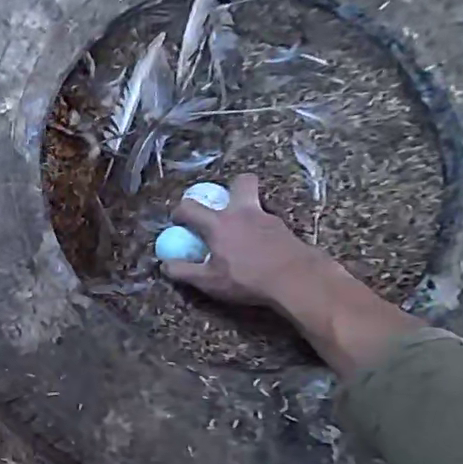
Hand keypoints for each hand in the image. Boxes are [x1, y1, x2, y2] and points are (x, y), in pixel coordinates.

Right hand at [163, 174, 421, 376]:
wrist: (297, 280)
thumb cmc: (247, 279)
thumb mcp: (209, 281)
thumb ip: (183, 271)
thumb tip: (165, 265)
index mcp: (218, 224)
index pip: (190, 207)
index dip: (179, 211)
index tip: (178, 220)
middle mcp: (242, 214)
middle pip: (241, 183)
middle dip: (231, 188)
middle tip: (223, 207)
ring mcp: (267, 219)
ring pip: (256, 204)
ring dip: (247, 213)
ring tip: (242, 237)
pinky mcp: (286, 230)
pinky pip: (269, 224)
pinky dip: (262, 232)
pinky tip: (261, 250)